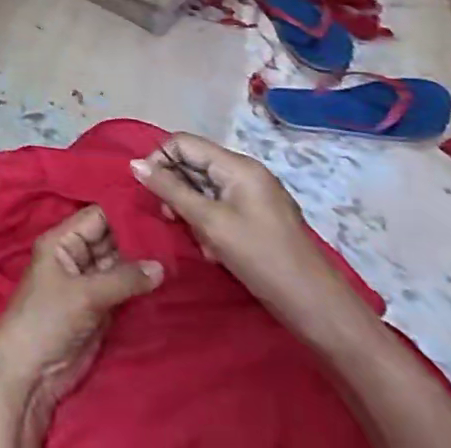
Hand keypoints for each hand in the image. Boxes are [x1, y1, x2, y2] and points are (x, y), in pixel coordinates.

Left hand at [0, 206, 162, 442]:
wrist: (31, 373)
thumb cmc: (47, 320)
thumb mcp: (85, 295)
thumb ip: (123, 279)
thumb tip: (161, 266)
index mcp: (62, 241)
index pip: (98, 216)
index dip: (125, 213)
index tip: (158, 211)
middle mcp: (76, 255)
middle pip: (111, 238)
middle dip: (139, 238)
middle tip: (175, 232)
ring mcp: (89, 281)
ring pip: (120, 263)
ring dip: (143, 262)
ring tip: (178, 252)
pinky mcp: (100, 306)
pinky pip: (123, 287)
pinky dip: (141, 285)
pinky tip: (168, 279)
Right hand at [131, 133, 356, 329]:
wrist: (316, 307)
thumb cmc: (261, 259)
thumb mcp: (210, 223)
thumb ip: (171, 191)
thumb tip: (135, 164)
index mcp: (238, 166)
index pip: (184, 143)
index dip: (159, 159)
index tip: (148, 191)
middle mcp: (246, 172)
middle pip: (195, 164)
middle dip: (176, 189)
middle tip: (171, 220)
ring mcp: (254, 195)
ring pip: (205, 188)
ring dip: (192, 210)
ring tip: (197, 240)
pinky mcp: (258, 217)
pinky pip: (221, 206)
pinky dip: (209, 223)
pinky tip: (213, 250)